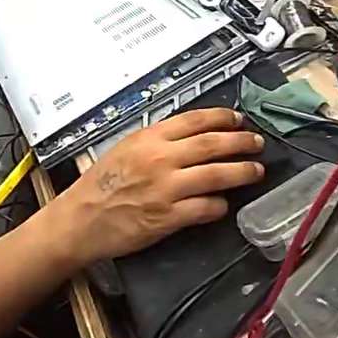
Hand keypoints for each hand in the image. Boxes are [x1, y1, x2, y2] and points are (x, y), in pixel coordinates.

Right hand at [46, 108, 263, 264]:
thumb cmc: (101, 184)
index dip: (222, 118)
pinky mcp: (168, 217)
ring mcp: (166, 189)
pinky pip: (205, 208)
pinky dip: (220, 205)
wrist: (80, 219)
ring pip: (216, 174)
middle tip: (256, 142)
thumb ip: (159, 139)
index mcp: (149, 138)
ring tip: (255, 170)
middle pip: (212, 144)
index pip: (195, 120)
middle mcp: (160, 159)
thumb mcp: (127, 147)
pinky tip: (225, 204)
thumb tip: (195, 133)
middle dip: (241, 142)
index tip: (238, 120)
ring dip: (241, 171)